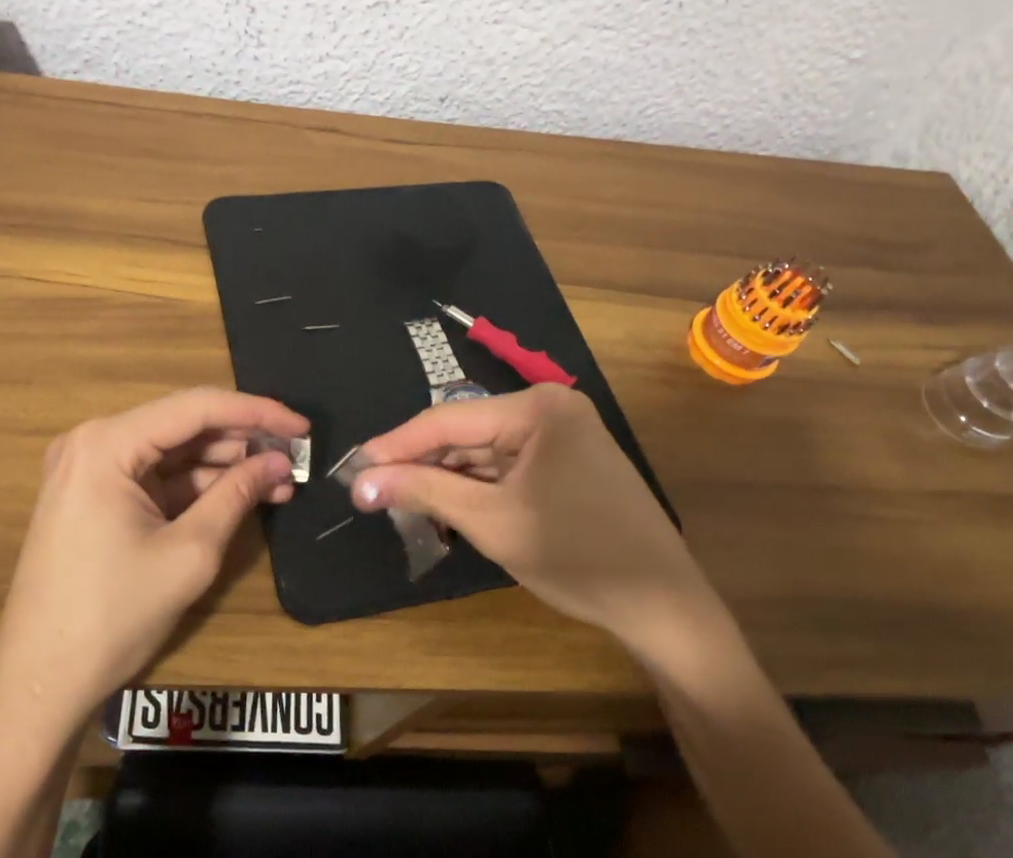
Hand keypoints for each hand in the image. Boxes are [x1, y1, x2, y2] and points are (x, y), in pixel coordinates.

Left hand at [0, 388, 307, 727]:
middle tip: (296, 460)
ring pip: (173, 452)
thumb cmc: (114, 615)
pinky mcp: (93, 497)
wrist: (42, 681)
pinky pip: (155, 478)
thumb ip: (237, 495)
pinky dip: (197, 487)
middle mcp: (92, 442)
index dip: (257, 413)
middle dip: (243, 442)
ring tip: (279, 484)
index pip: (196, 407)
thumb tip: (280, 463)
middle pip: (184, 426)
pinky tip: (241, 497)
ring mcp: (88, 470)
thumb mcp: (189, 552)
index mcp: (106, 444)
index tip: (303, 427)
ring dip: (225, 466)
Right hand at [350, 385, 713, 648]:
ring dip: (447, 477)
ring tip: (400, 502)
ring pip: (484, 451)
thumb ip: (423, 491)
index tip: (351, 469)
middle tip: (371, 490)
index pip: (447, 419)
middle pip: (465, 432)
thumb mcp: (490, 521)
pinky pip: (508, 465)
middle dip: (421, 463)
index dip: (395, 445)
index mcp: (537, 408)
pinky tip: (446, 506)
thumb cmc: (575, 556)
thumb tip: (360, 481)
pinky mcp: (569, 461)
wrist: (660, 603)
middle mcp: (551, 408)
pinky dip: (477, 487)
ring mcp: (564, 434)